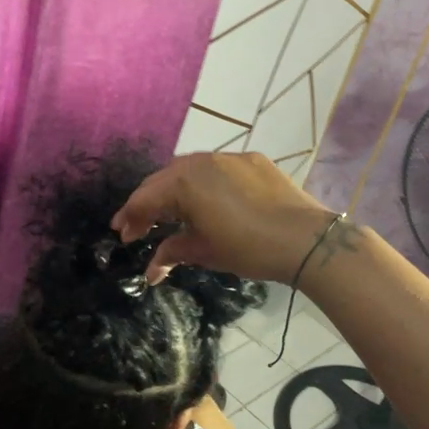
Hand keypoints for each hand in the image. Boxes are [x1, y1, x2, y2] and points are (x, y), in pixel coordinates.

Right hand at [111, 152, 337, 284]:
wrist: (305, 240)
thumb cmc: (248, 248)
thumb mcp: (206, 252)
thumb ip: (174, 252)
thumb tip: (152, 270)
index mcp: (185, 182)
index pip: (145, 198)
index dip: (131, 218)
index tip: (123, 236)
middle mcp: (203, 161)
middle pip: (163, 180)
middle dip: (147, 203)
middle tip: (138, 228)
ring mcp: (230, 158)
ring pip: (189, 170)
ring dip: (174, 191)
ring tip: (169, 214)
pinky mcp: (253, 161)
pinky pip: (216, 168)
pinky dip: (201, 184)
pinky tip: (204, 202)